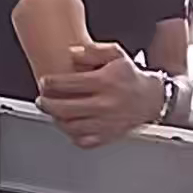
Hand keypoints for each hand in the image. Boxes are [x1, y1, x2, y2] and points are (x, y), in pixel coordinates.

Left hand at [36, 42, 166, 147]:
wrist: (150, 100)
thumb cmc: (129, 77)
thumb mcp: (115, 54)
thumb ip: (92, 51)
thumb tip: (72, 54)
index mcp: (105, 82)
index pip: (71, 84)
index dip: (52, 83)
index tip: (44, 82)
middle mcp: (105, 105)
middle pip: (67, 109)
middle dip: (48, 105)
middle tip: (42, 100)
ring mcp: (106, 124)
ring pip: (72, 127)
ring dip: (57, 121)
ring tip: (52, 113)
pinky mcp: (107, 137)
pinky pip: (84, 141)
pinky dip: (72, 136)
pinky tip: (68, 127)